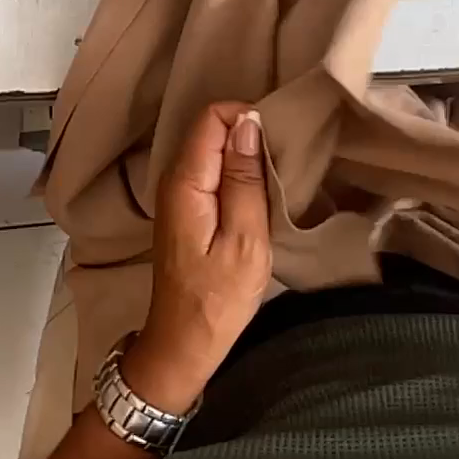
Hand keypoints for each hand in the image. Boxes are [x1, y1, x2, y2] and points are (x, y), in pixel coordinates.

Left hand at [121, 102, 273, 413]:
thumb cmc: (218, 298)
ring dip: (245, 153)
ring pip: (214, 147)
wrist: (184, 342)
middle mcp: (175, 178)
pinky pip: (213, 168)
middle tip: (283, 160)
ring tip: (277, 176)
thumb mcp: (244, 240)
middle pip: (211, 128)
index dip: (247, 117)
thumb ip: (245, 179)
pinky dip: (237, 170)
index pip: (212, 117)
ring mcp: (178, 193)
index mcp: (186, 182)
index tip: (278, 141)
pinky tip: (259, 191)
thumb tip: (249, 122)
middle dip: (249, 132)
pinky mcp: (187, 206)